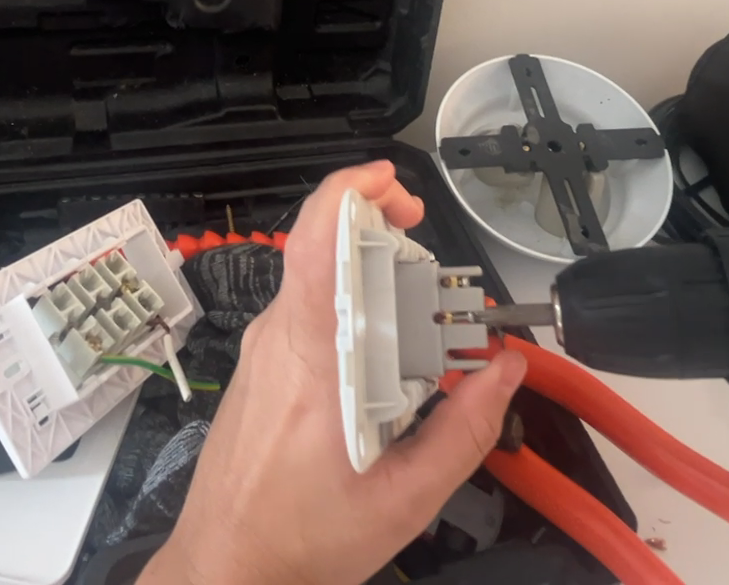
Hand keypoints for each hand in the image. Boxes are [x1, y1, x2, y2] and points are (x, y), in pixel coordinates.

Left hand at [139, 160, 528, 584]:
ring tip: (412, 285)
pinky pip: (307, 302)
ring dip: (362, 258)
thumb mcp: (404, 500)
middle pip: (318, 245)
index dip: (348, 194)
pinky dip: (346, 293)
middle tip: (416, 225)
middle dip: (370, 217)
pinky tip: (380, 331)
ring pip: (315, 273)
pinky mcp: (262, 356)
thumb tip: (504, 370)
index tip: (390, 181)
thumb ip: (464, 431)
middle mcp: (279, 335)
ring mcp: (264, 343)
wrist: (224, 567)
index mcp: (312, 358)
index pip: (315, 246)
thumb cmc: (301, 539)